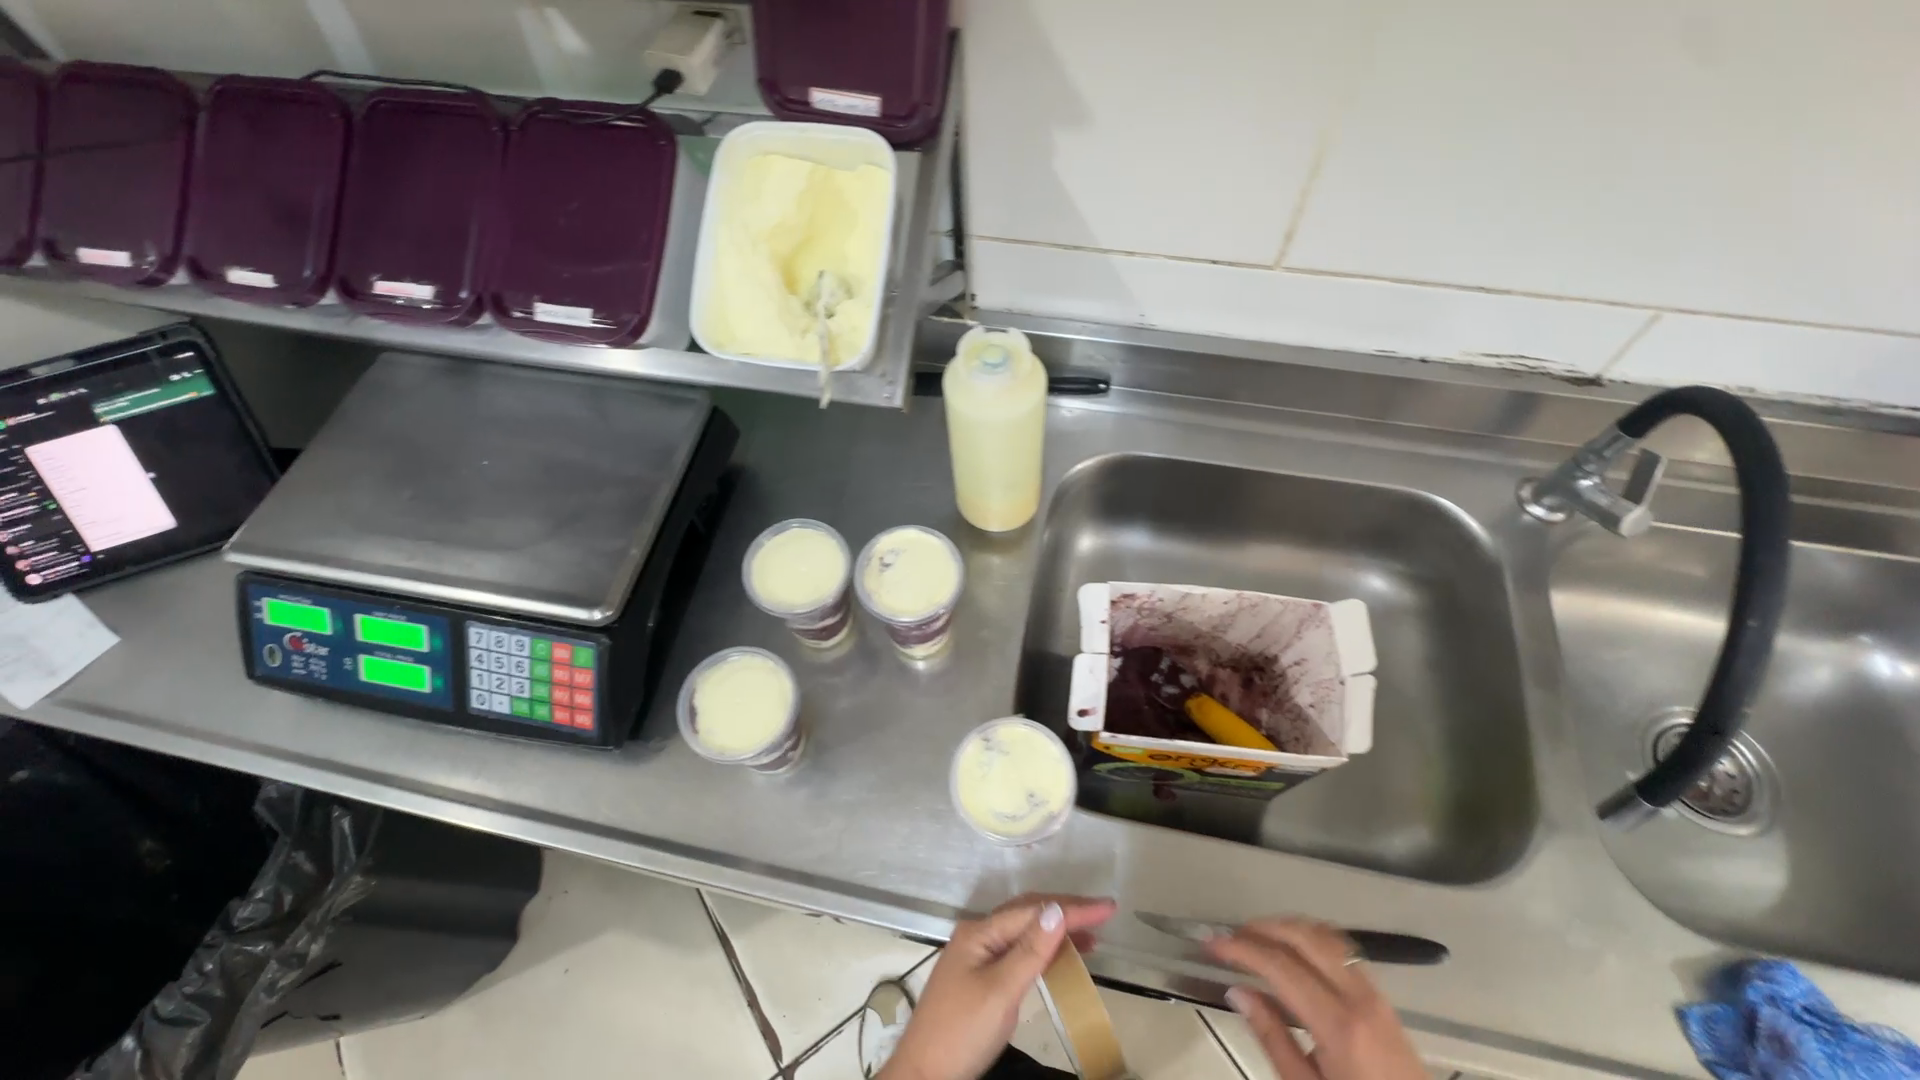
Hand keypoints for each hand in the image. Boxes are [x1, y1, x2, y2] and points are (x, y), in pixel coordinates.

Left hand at [878, 894, 1116, 1079]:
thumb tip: (1057, 909)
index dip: (1073, 908)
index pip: (1033, 911)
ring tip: (1091, 938)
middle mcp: (977, 936)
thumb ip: (1030, 951)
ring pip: (1023, 931)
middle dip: (1066, 911)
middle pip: (1027, 913)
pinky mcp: (980, 976)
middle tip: (1103, 915)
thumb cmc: (963, 1031)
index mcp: (979, 932)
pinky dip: (1042, 949)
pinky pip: (1017, 950)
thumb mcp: (1001, 992)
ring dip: (1056, 930)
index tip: (1108, 908)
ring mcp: (977, 956)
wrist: (924, 1073)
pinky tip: (1058, 958)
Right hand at [1206, 918, 1426, 1079]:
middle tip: (1231, 935)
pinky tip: (1293, 948)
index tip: (1212, 943)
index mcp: (1338, 1025)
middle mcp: (1359, 997)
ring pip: (1326, 937)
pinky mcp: (1382, 997)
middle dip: (1263, 928)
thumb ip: (1272, 1037)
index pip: (1281, 966)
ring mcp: (1376, 994)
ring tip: (1256, 937)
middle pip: (1305, 938)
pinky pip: (1342, 950)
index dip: (1242, 948)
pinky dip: (1312, 938)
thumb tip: (1238, 991)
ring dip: (1288, 928)